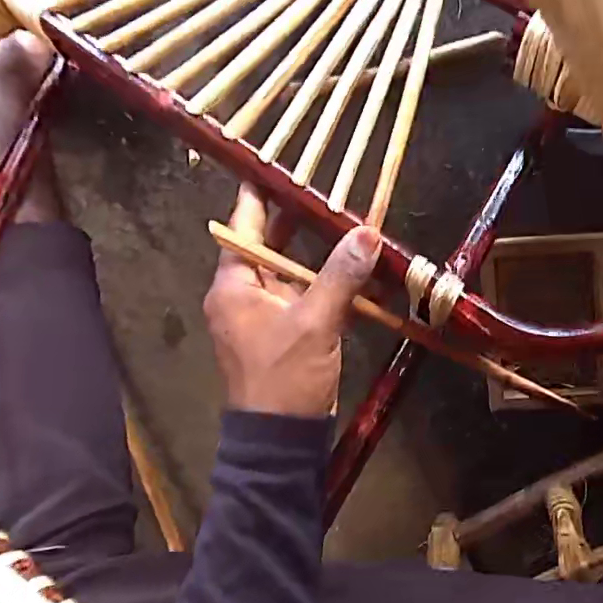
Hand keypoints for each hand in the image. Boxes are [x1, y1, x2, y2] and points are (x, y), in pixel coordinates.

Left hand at [202, 189, 380, 416]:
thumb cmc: (284, 376)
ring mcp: (269, 311)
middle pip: (273, 243)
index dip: (261, 194)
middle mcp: (246, 292)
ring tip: (355, 221)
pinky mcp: (291, 328)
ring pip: (297, 267)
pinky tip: (363, 269)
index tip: (280, 164)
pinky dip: (334, 279)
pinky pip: (312, 291)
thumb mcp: (314, 322)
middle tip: (334, 188)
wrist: (283, 438)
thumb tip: (368, 233)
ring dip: (325, 250)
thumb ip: (341, 275)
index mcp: (235, 285)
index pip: (244, 226)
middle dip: (304, 219)